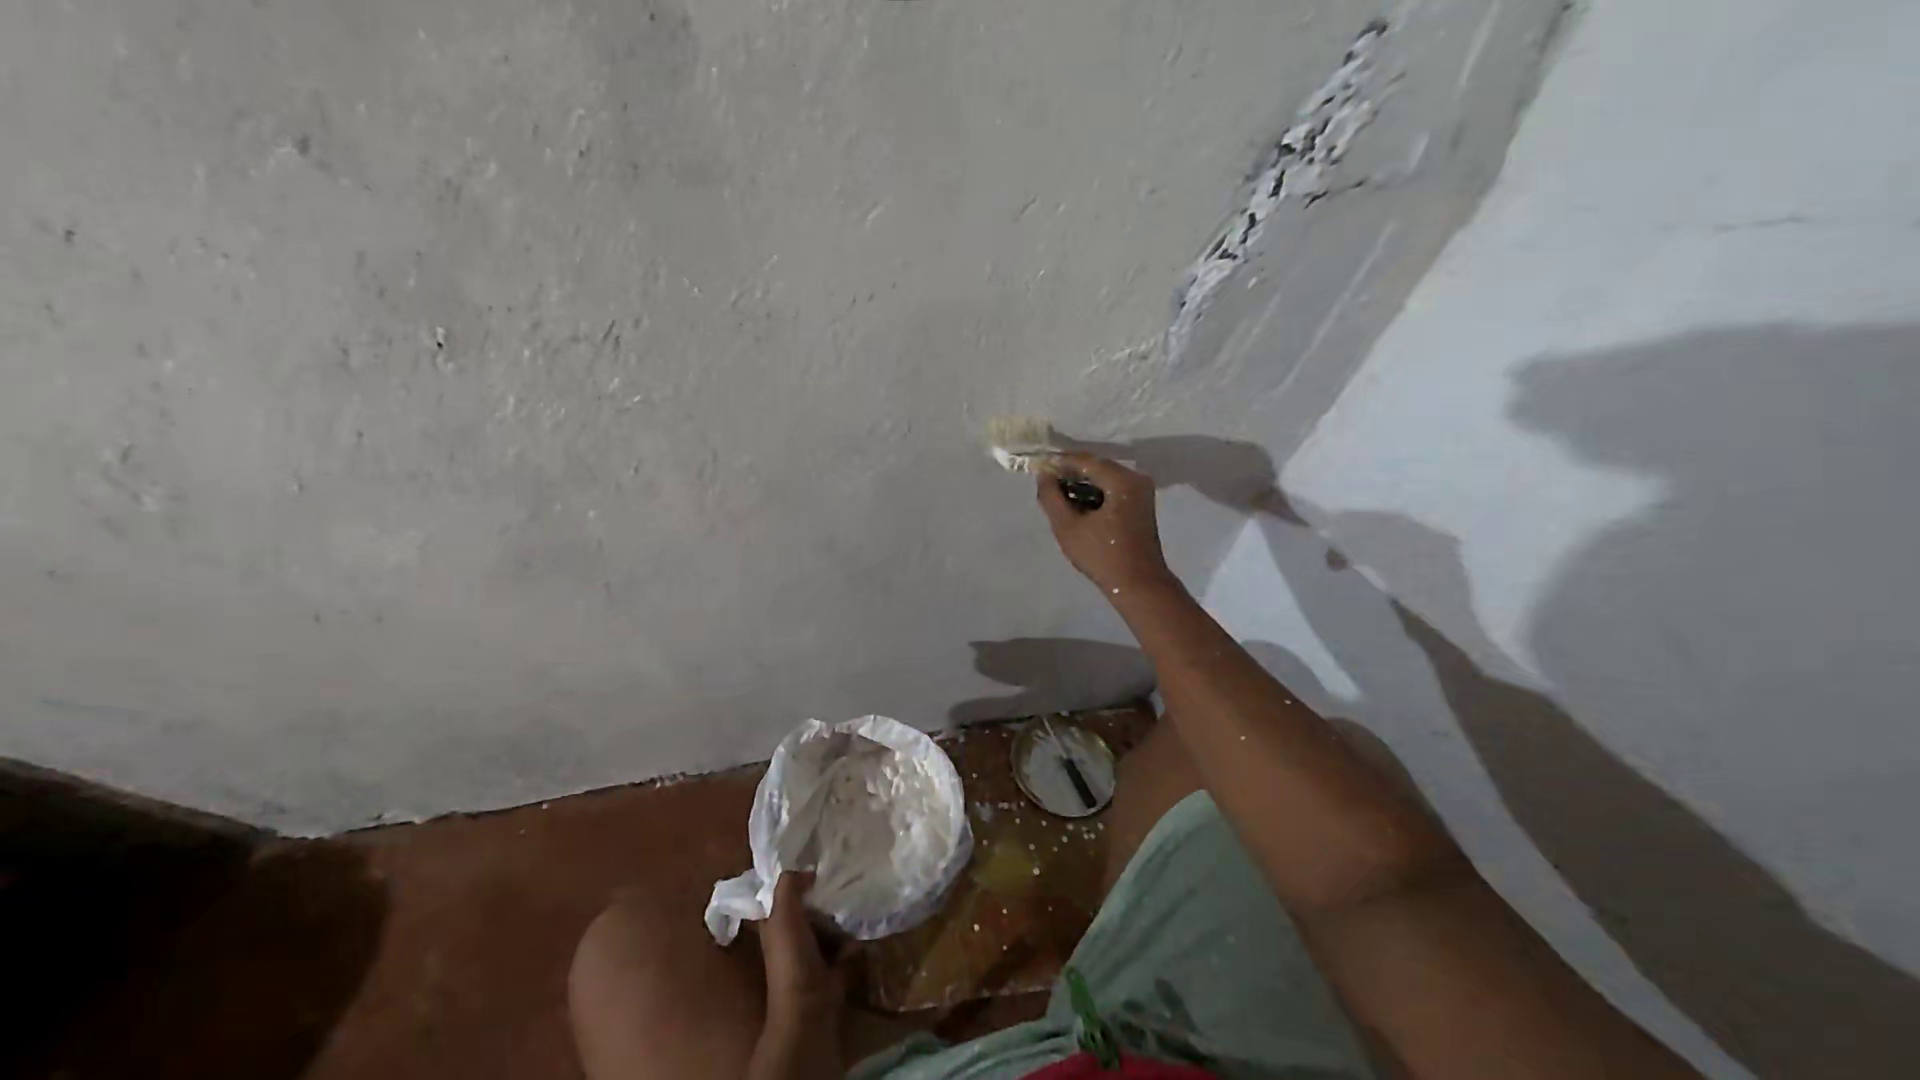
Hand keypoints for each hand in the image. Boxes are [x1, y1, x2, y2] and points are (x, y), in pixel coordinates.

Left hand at [749, 872, 846, 1079]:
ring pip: (829, 922)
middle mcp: (791, 937)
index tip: (813, 861)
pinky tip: (863, 921)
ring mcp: (813, 952)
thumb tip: (808, 872)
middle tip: (842, 873)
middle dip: (822, 893)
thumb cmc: (791, 958)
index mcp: (774, 925)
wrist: (809, 1006)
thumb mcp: (783, 915)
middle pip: (808, 907)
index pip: (779, 896)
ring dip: (841, 913)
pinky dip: (854, 936)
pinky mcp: (834, 964)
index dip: (792, 880)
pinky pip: (847, 942)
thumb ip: (789, 886)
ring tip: (857, 891)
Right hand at [1036, 453, 1172, 594]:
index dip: (1058, 462)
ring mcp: (1141, 491)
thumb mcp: (1067, 526)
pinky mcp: (1140, 503)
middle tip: (1045, 483)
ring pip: (1103, 477)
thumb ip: (1051, 496)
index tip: (1036, 468)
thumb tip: (1043, 474)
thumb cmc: (1102, 556)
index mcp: (1122, 480)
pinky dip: (1093, 492)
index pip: (1084, 460)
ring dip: (1080, 483)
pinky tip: (1076, 505)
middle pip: (1096, 466)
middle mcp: (1136, 478)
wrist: (1138, 584)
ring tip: (1057, 495)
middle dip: (1069, 473)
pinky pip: (1112, 488)